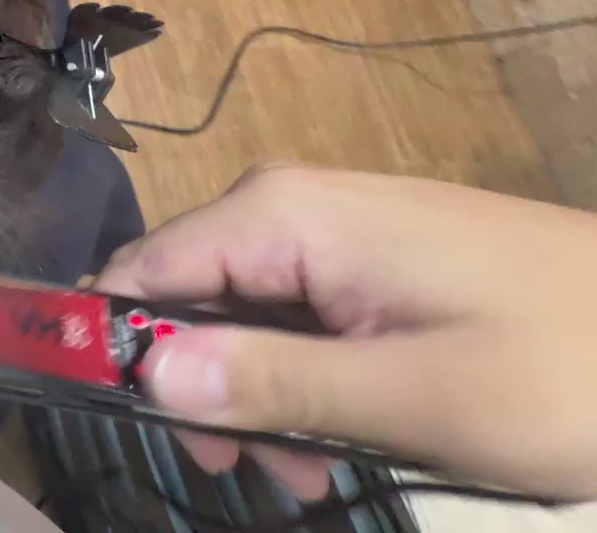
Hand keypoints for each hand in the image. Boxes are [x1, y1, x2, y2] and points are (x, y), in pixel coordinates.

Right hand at [97, 162, 596, 500]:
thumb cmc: (580, 367)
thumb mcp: (431, 398)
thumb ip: (281, 382)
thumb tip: (147, 375)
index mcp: (275, 214)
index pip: (144, 269)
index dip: (119, 338)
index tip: (137, 420)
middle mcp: (274, 201)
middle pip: (182, 287)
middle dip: (197, 377)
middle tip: (242, 468)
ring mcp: (312, 220)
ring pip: (229, 301)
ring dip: (247, 383)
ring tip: (307, 467)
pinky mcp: (347, 246)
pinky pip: (278, 301)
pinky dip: (288, 364)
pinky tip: (337, 421)